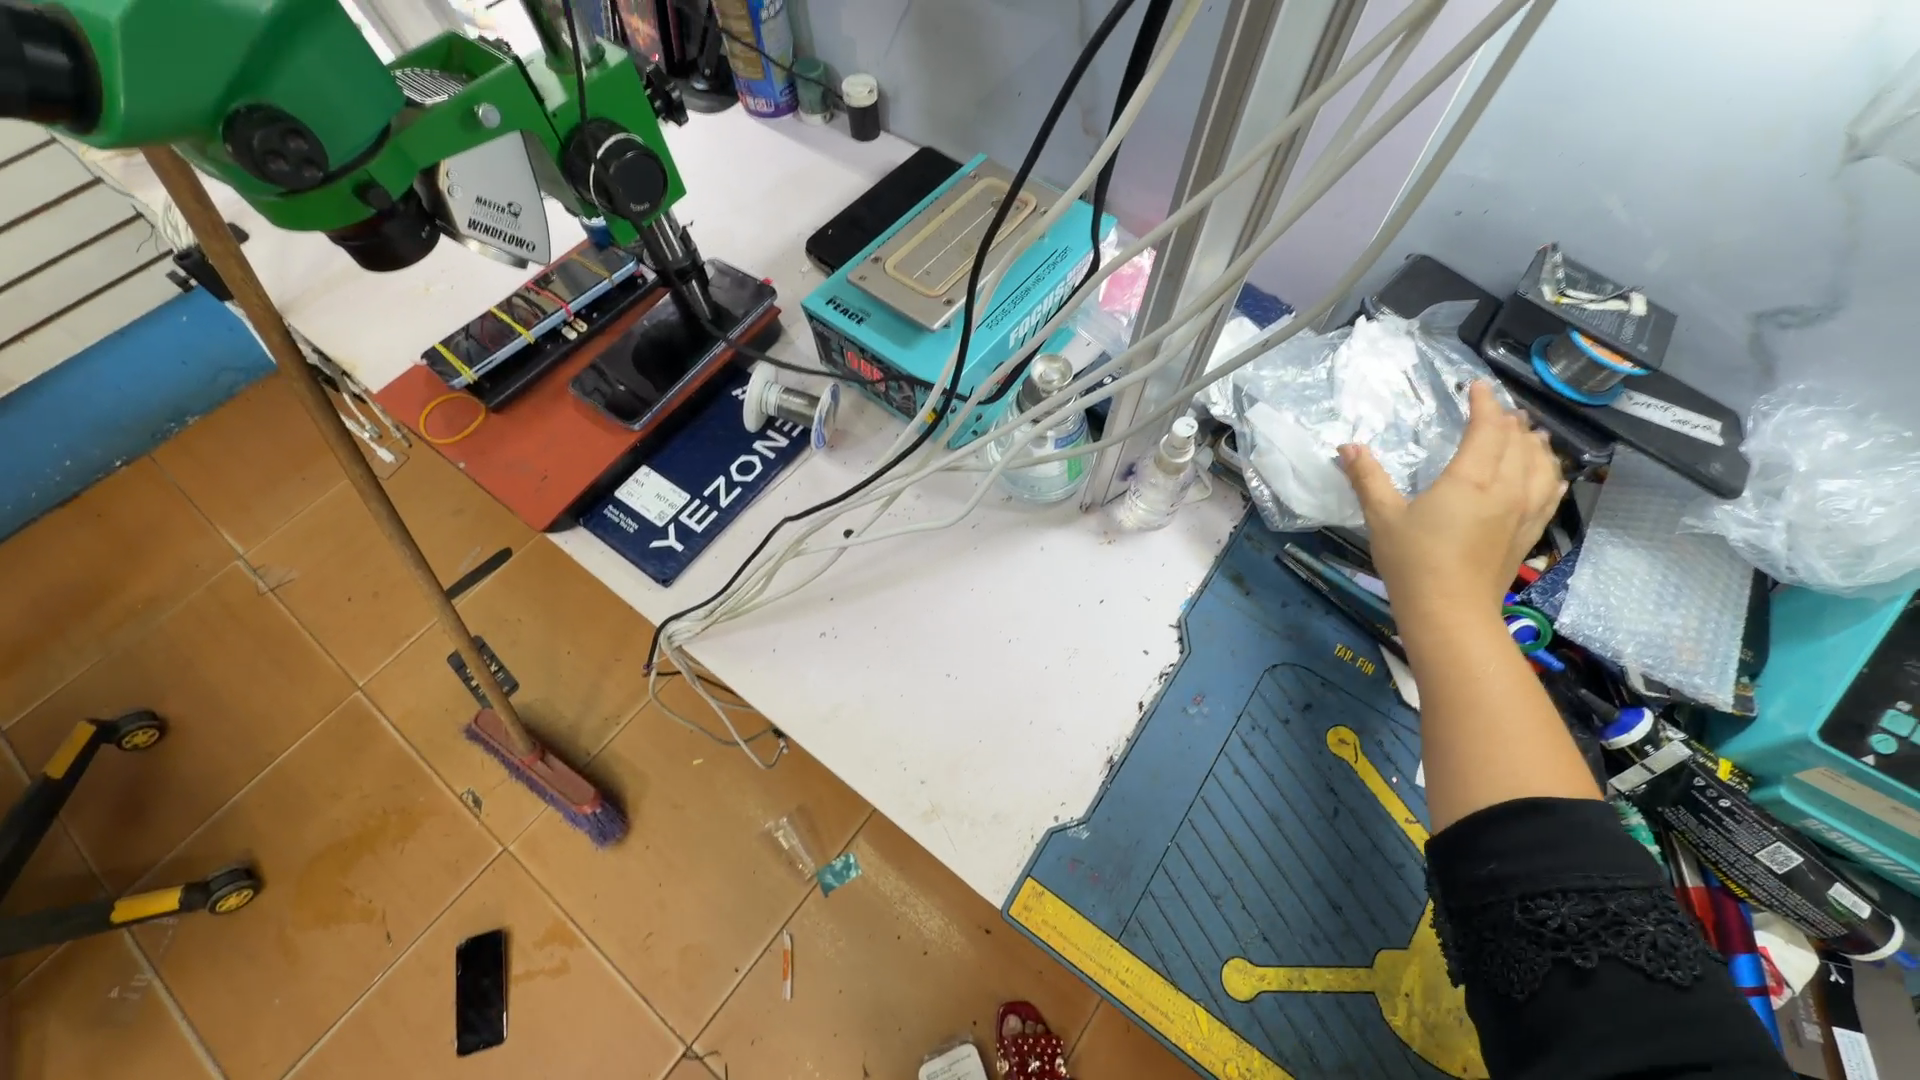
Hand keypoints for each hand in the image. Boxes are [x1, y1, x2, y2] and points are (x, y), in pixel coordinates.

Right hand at [1338, 381, 1563, 623]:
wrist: (1450, 612)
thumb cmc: (1413, 562)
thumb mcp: (1382, 517)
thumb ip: (1367, 478)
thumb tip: (1348, 447)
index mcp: (1470, 479)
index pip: (1487, 428)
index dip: (1484, 403)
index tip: (1478, 386)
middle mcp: (1506, 489)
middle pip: (1519, 441)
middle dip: (1508, 420)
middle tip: (1496, 409)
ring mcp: (1524, 511)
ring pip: (1542, 463)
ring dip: (1533, 443)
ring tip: (1525, 433)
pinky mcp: (1530, 532)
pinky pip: (1550, 492)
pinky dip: (1549, 473)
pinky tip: (1546, 472)